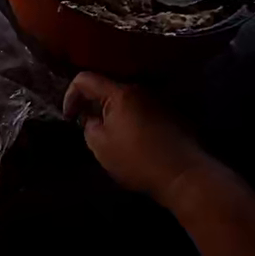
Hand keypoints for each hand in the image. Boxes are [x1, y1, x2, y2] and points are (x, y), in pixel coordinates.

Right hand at [63, 72, 219, 202]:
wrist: (184, 175)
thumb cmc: (137, 159)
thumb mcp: (100, 146)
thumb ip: (89, 126)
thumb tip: (91, 119)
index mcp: (120, 93)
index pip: (85, 80)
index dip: (70, 95)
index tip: (70, 117)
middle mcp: (140, 90)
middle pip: (107, 88)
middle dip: (93, 105)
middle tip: (87, 126)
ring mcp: (159, 101)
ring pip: (126, 100)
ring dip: (113, 113)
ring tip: (110, 136)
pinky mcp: (172, 115)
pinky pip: (143, 110)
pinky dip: (132, 120)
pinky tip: (134, 141)